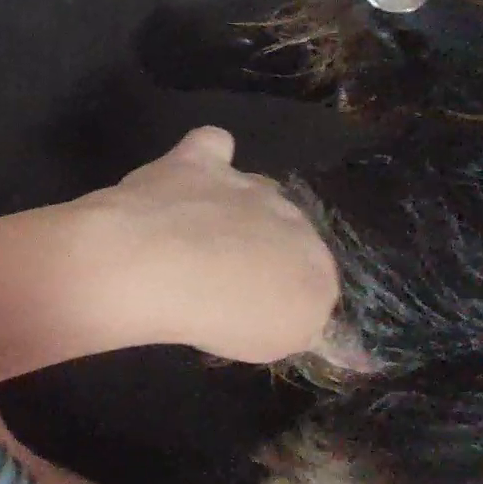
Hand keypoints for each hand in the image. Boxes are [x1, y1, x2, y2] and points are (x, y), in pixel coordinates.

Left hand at [74, 127, 338, 363]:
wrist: (154, 266)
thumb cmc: (214, 316)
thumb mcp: (272, 341)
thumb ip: (297, 324)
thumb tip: (328, 334)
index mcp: (317, 268)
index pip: (310, 270)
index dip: (275, 279)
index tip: (244, 291)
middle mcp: (289, 219)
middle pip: (281, 223)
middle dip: (254, 240)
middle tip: (214, 260)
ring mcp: (240, 186)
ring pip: (253, 186)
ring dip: (233, 201)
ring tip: (196, 222)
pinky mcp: (194, 163)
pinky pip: (213, 142)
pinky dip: (210, 150)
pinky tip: (197, 163)